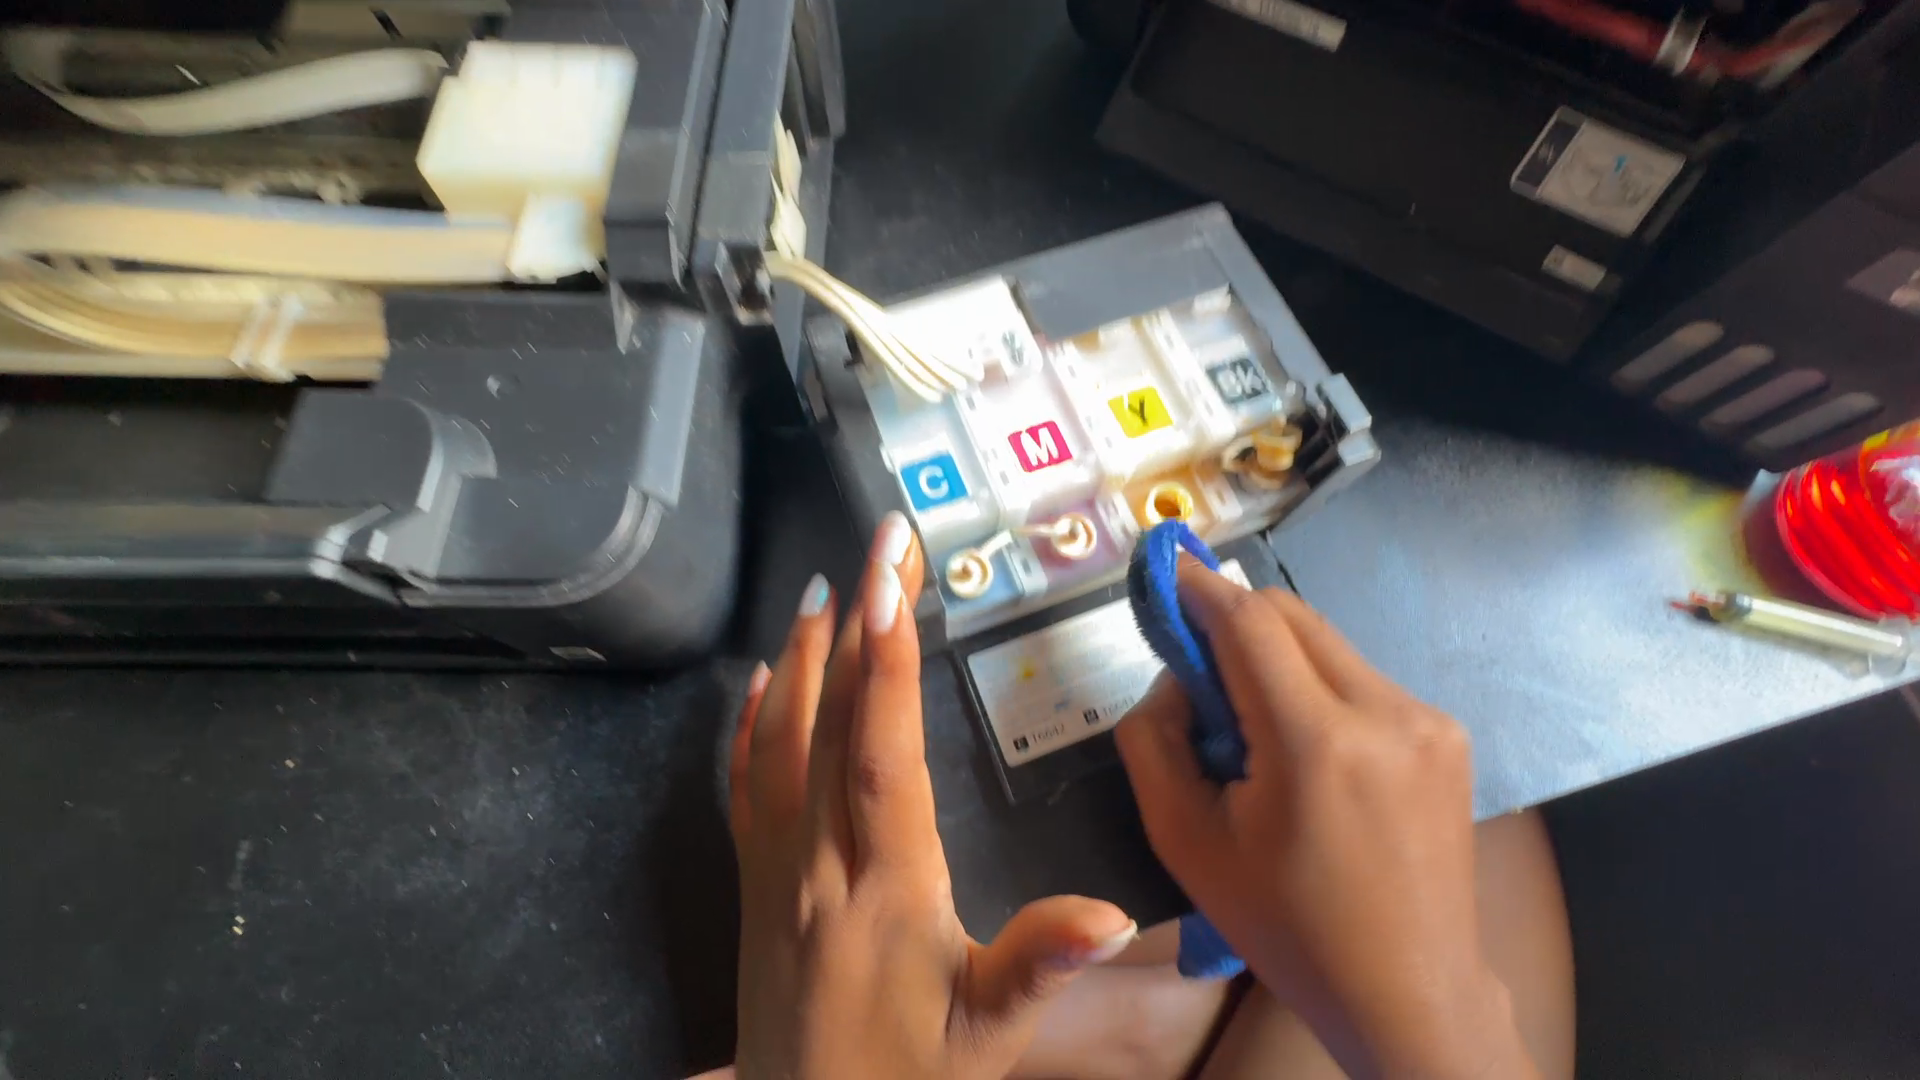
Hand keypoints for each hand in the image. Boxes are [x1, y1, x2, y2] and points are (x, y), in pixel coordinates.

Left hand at [729, 512, 1138, 1079]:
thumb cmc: (907, 1078)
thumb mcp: (985, 1036)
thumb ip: (1038, 965)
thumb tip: (1110, 913)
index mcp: (886, 881)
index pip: (882, 752)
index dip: (887, 665)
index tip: (889, 586)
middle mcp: (819, 856)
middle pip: (836, 720)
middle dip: (858, 623)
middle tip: (879, 547)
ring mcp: (775, 862)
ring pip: (782, 738)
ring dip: (801, 656)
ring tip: (820, 589)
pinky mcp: (753, 878)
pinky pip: (744, 783)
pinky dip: (749, 721)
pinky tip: (760, 677)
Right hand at [1115, 561, 1539, 1079]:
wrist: (1409, 996)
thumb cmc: (1283, 924)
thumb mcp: (1182, 837)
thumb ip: (1153, 737)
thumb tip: (1176, 675)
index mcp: (1316, 743)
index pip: (1248, 621)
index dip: (1198, 586)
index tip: (1163, 569)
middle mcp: (1385, 712)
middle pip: (1289, 614)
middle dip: (1231, 618)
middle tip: (1196, 665)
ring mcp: (1428, 719)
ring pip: (1322, 640)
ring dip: (1271, 654)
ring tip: (1252, 721)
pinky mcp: (1446, 731)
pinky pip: (1355, 674)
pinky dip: (1310, 682)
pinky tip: (1302, 743)